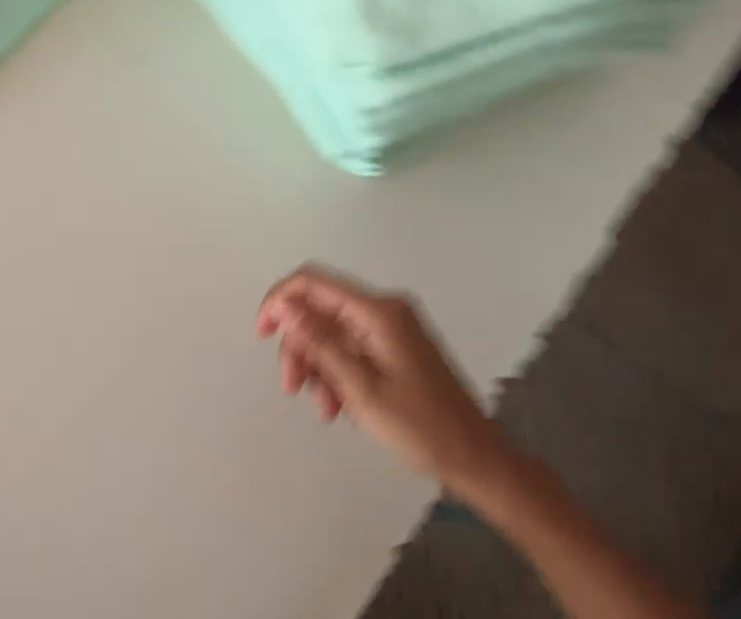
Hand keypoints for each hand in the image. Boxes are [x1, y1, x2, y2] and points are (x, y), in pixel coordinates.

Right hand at [256, 264, 516, 492]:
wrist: (477, 458)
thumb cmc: (421, 426)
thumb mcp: (360, 387)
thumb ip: (318, 342)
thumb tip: (284, 305)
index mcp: (377, 311)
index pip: (311, 282)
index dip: (279, 300)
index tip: (263, 333)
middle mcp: (383, 310)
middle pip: (319, 310)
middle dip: (299, 345)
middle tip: (293, 386)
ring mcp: (390, 328)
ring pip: (331, 332)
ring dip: (317, 365)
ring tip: (324, 406)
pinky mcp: (394, 347)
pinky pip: (350, 348)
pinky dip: (337, 372)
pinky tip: (339, 405)